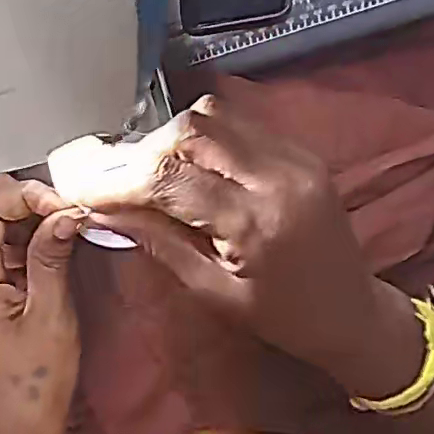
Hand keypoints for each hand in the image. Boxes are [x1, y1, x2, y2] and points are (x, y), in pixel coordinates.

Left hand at [0, 175, 85, 433]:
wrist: (25, 417)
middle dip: (2, 188)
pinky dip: (6, 221)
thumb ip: (51, 257)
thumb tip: (66, 210)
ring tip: (42, 211)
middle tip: (46, 200)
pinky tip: (37, 230)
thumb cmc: (40, 375)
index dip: (25, 195)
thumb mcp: (52, 315)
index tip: (63, 206)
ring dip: (0, 201)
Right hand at [85, 95, 423, 398]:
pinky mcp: (300, 150)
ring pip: (212, 116)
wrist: (352, 312)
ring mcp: (294, 156)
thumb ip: (158, 243)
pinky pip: (237, 123)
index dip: (116, 179)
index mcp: (255, 222)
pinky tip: (188, 166)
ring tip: (151, 172)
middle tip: (117, 179)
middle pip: (190, 132)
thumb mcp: (212, 292)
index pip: (168, 179)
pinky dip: (201, 137)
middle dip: (141, 151)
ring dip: (170, 139)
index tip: (81, 185)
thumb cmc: (282, 317)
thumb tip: (103, 212)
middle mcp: (278, 176)